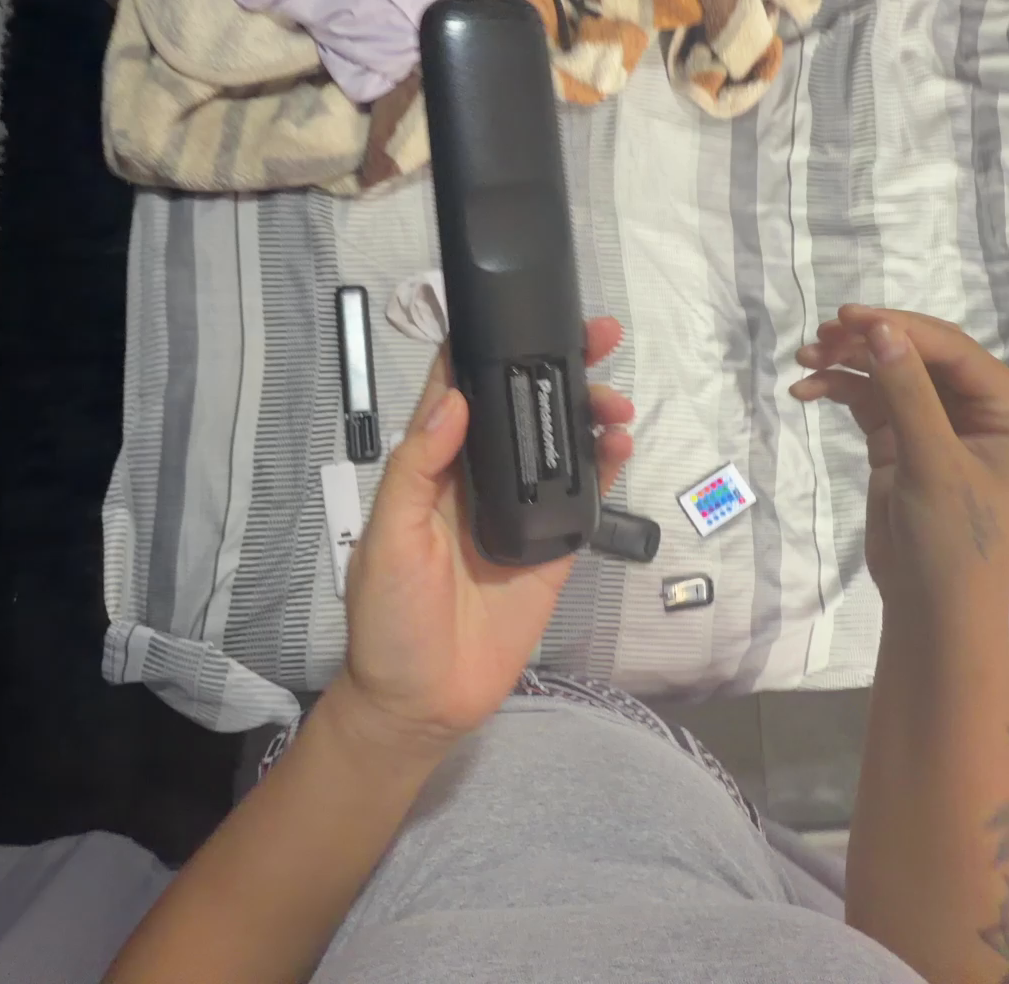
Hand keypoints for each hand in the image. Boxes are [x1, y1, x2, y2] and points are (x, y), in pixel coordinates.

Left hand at [332, 319, 634, 757]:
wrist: (424, 698)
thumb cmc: (389, 615)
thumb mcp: (388, 536)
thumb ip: (417, 467)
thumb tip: (455, 400)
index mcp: (433, 468)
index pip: (459, 392)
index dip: (486, 348)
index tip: (521, 309)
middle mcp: (478, 479)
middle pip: (519, 409)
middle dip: (555, 368)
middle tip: (598, 336)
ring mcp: (519, 511)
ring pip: (557, 446)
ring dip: (587, 413)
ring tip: (616, 398)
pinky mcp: (552, 547)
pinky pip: (582, 500)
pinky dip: (604, 469)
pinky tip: (621, 444)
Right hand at [790, 306, 1008, 622]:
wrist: (933, 606)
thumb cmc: (954, 540)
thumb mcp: (932, 464)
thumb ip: (907, 394)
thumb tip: (881, 332)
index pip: (955, 353)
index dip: (903, 329)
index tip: (849, 317)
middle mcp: (979, 414)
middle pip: (921, 360)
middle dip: (870, 344)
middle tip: (820, 337)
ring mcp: (938, 430)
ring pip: (891, 380)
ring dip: (849, 368)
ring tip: (804, 361)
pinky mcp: (903, 447)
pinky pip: (872, 407)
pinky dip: (842, 395)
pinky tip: (808, 392)